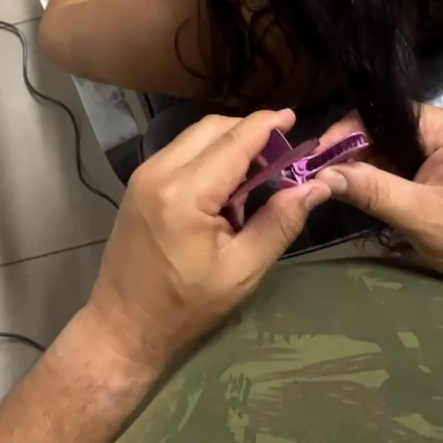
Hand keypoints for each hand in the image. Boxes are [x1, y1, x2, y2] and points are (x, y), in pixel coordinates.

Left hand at [80, 110, 328, 374]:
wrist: (124, 325)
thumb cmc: (186, 306)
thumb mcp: (242, 270)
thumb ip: (280, 222)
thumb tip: (317, 185)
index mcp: (185, 193)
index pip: (234, 141)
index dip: (267, 125)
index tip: (293, 116)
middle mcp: (160, 171)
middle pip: (213, 127)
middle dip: (250, 131)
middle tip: (281, 155)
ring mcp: (144, 173)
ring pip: (196, 135)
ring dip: (229, 142)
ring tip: (258, 172)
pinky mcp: (140, 181)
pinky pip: (181, 150)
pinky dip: (209, 154)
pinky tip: (227, 184)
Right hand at [314, 106, 442, 291]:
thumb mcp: (420, 216)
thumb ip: (371, 190)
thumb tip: (321, 175)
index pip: (381, 114)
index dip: (345, 133)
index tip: (315, 159)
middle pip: (383, 128)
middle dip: (350, 151)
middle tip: (316, 176)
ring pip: (389, 147)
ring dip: (364, 166)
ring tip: (329, 184)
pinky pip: (402, 162)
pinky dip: (381, 177)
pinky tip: (359, 191)